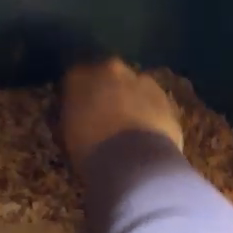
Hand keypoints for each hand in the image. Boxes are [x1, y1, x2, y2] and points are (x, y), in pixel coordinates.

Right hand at [60, 59, 184, 170]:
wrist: (134, 163)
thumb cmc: (90, 151)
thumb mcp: (67, 136)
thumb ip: (69, 117)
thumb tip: (72, 114)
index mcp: (80, 76)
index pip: (73, 79)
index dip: (75, 95)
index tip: (76, 111)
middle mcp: (112, 69)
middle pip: (106, 76)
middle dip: (105, 92)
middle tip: (103, 117)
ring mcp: (142, 81)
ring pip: (132, 87)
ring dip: (130, 100)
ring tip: (128, 129)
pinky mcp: (165, 98)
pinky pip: (152, 103)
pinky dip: (149, 113)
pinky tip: (146, 135)